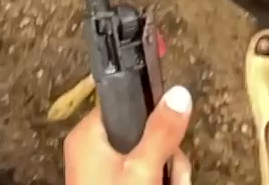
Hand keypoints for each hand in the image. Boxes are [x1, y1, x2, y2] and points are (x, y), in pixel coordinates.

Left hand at [64, 85, 193, 184]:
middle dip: (167, 154)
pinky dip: (157, 182)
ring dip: (166, 173)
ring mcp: (102, 173)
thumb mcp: (142, 168)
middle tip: (173, 174)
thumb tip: (180, 92)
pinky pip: (143, 175)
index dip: (153, 111)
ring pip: (147, 158)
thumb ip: (161, 131)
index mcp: (88, 134)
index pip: (125, 102)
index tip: (174, 123)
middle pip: (142, 133)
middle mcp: (92, 149)